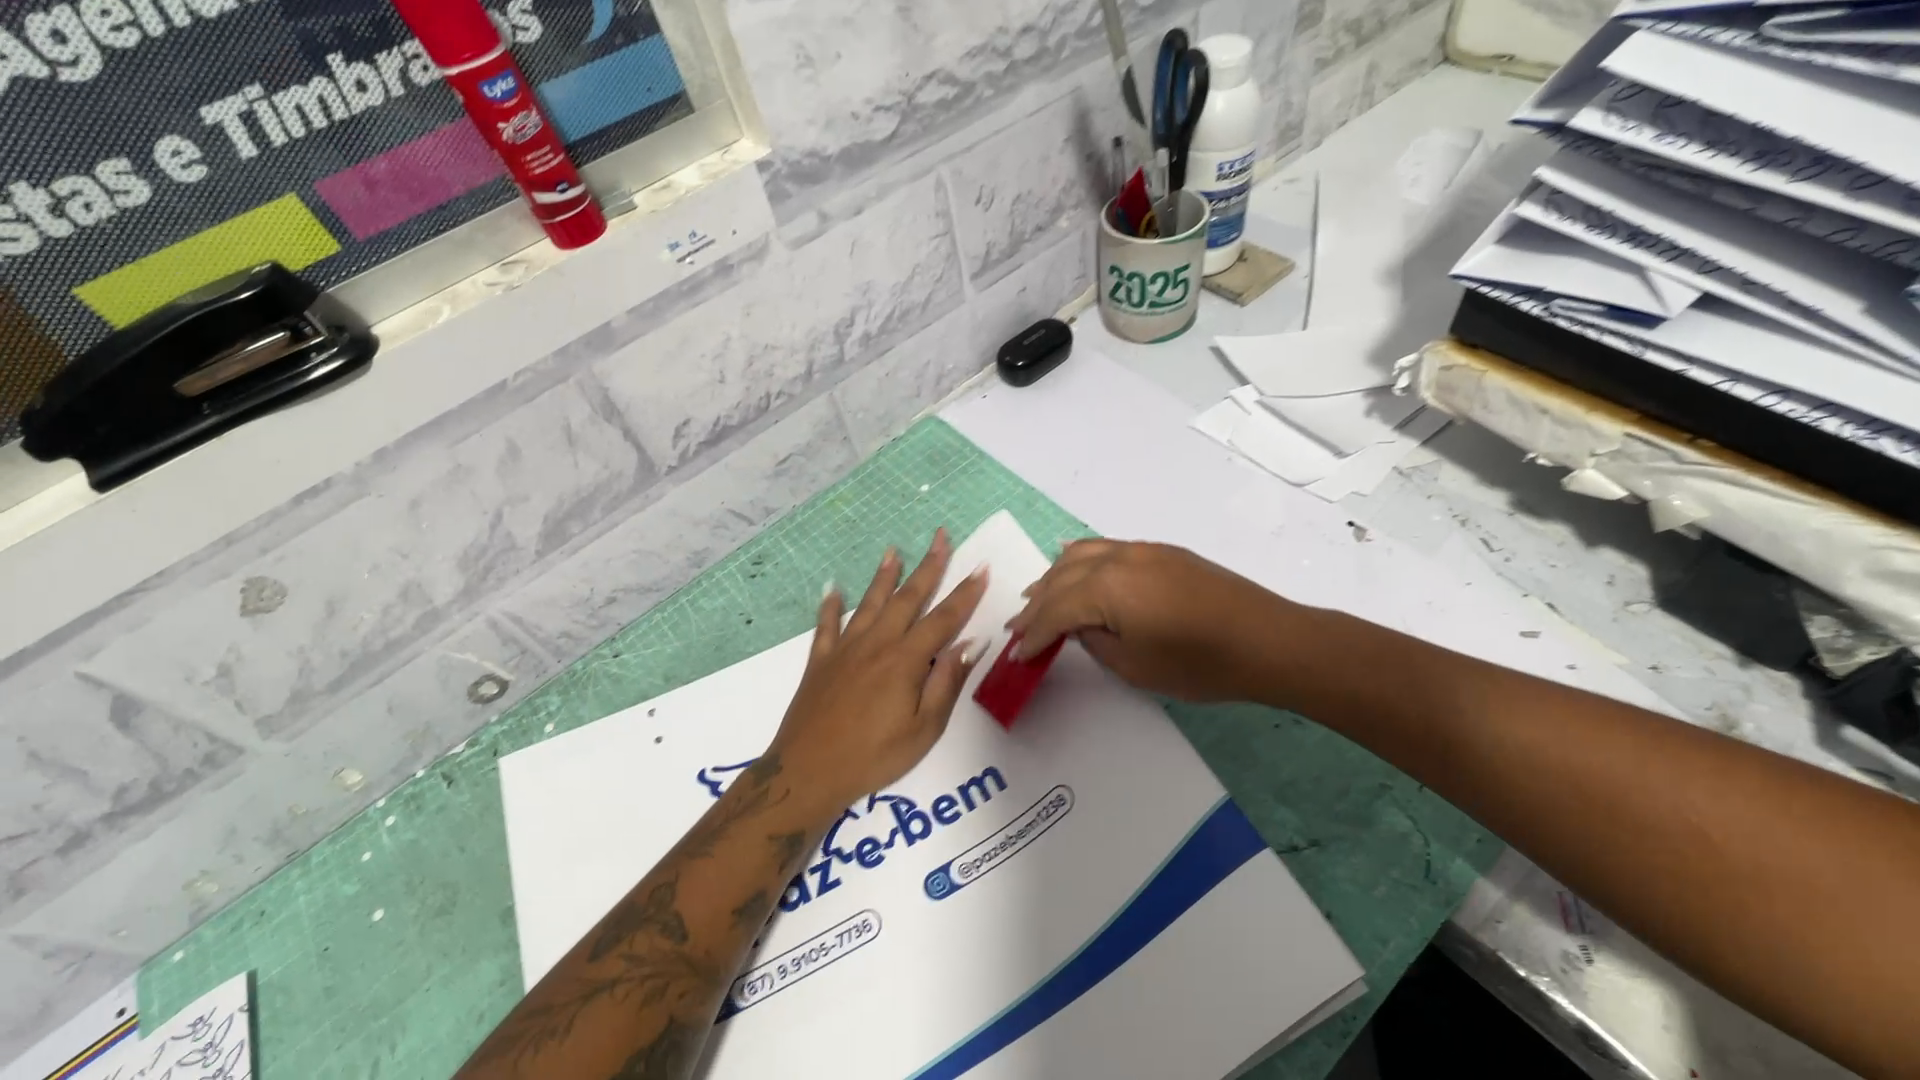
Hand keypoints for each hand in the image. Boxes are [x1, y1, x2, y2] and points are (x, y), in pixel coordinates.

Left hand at [770, 529, 988, 822]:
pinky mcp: (819, 661)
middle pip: (908, 598)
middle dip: (928, 566)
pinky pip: (826, 625)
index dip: (965, 593)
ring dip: (884, 575)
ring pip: (869, 603)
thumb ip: (946, 683)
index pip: (943, 619)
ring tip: (894, 550)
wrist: (808, 771)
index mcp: (906, 661)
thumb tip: (970, 644)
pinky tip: (832, 588)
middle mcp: (876, 644)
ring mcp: (844, 649)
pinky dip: (830, 605)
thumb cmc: (873, 757)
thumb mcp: (923, 730)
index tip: (981, 567)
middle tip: (941, 536)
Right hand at [1006, 539, 1295, 702]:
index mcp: (1106, 588)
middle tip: (1018, 626)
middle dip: (1038, 603)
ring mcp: (1142, 551)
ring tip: (1038, 596)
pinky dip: (1082, 560)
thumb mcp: (1135, 666)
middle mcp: (1118, 559)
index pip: (1055, 610)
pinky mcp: (1163, 553)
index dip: (1033, 634)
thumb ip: (1096, 642)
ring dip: (1056, 576)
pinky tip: (1075, 566)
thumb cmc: (1199, 664)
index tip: (1016, 654)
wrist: (1267, 641)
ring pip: (1082, 554)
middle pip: (1062, 577)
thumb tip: (1082, 626)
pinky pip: (1107, 549)